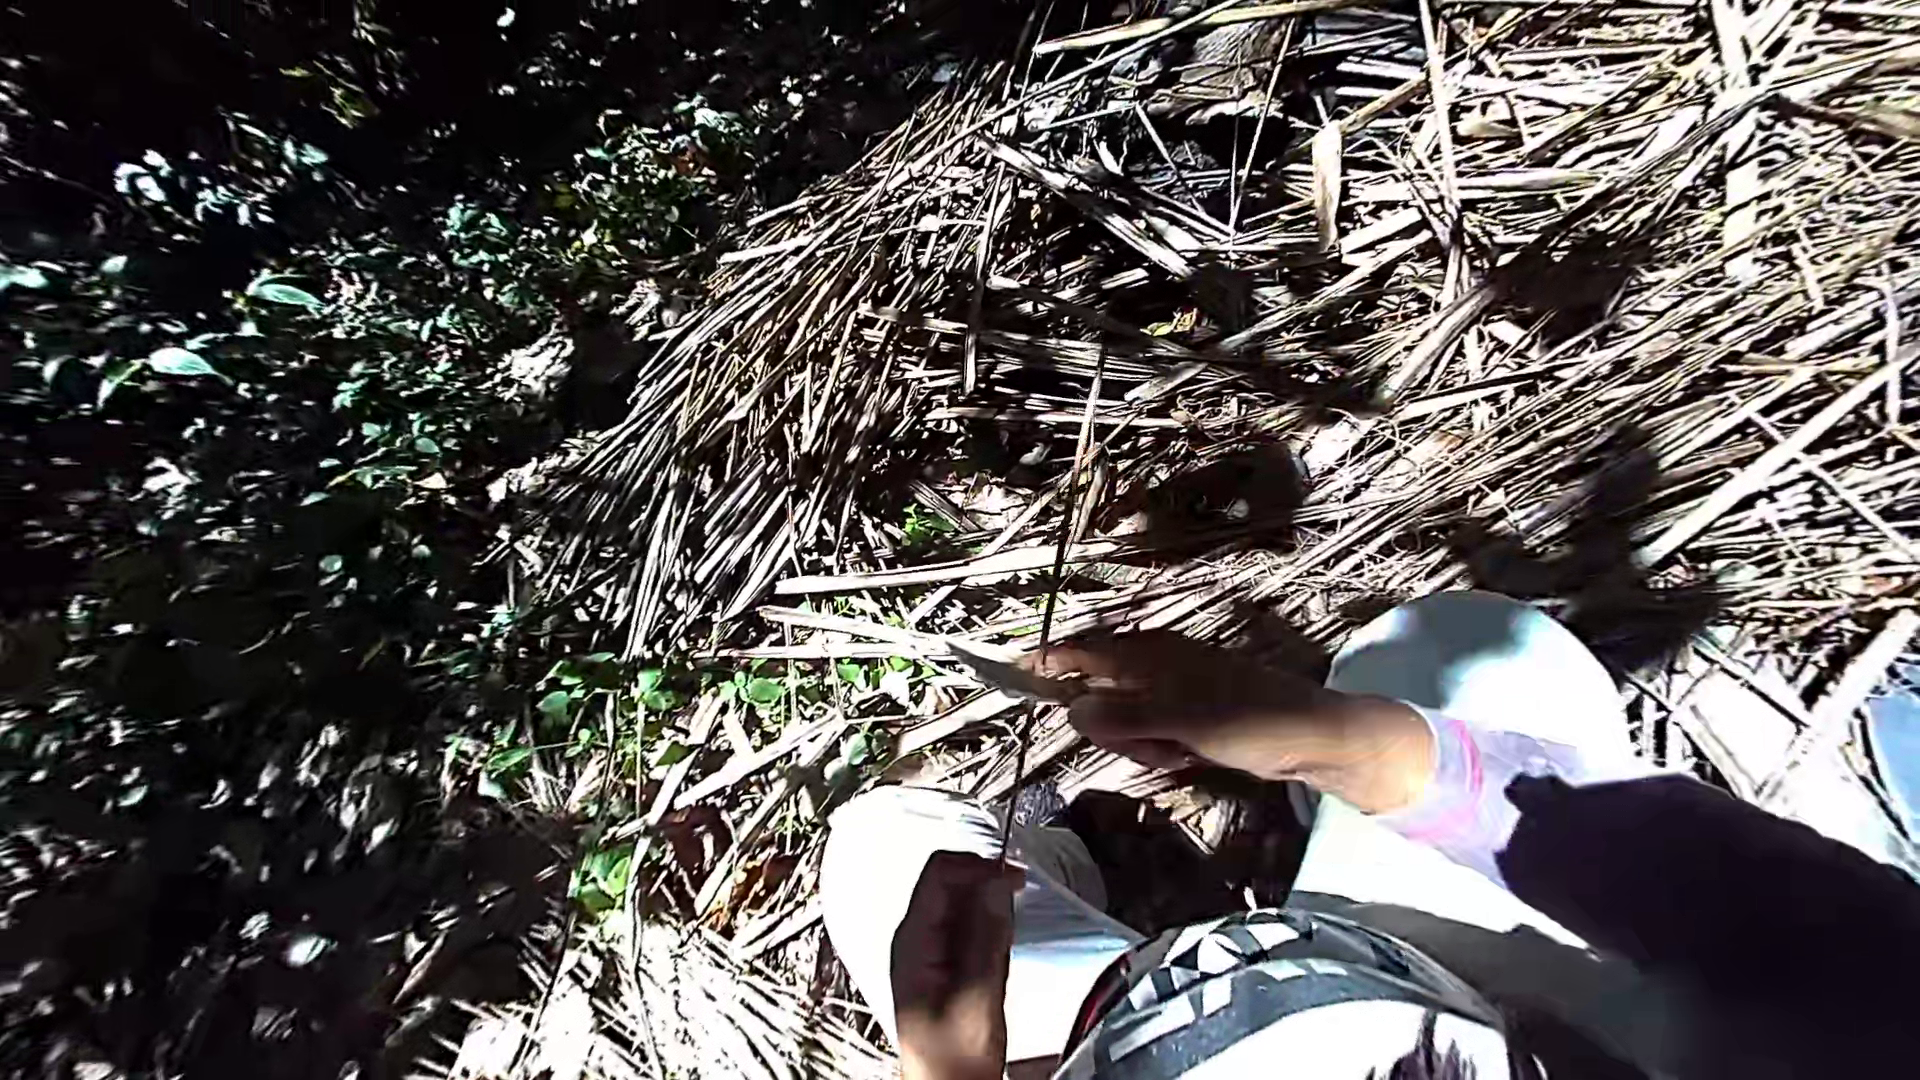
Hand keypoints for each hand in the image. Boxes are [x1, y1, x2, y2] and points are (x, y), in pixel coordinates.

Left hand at [891, 852, 1022, 1079]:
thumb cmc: (957, 1060)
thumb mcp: (978, 1001)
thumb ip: (987, 938)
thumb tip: (998, 880)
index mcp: (914, 938)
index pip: (939, 873)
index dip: (976, 865)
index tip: (1013, 876)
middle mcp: (916, 933)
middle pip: (948, 880)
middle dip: (984, 881)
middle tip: (1018, 894)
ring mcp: (928, 944)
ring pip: (959, 897)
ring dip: (988, 902)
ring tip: (1007, 931)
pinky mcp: (942, 956)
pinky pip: (964, 920)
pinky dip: (987, 921)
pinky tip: (999, 943)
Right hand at [1029, 631, 1433, 811]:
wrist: (1308, 736)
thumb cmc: (1241, 718)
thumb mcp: (1175, 718)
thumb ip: (1117, 715)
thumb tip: (1069, 710)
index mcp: (1142, 653)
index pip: (1078, 653)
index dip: (1044, 662)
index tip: (1011, 672)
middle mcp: (1147, 666)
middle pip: (1095, 695)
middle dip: (1111, 727)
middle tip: (1144, 744)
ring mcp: (1164, 689)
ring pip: (1120, 720)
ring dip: (1138, 743)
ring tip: (1174, 750)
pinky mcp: (1180, 711)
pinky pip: (1145, 731)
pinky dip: (1157, 747)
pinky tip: (1184, 754)